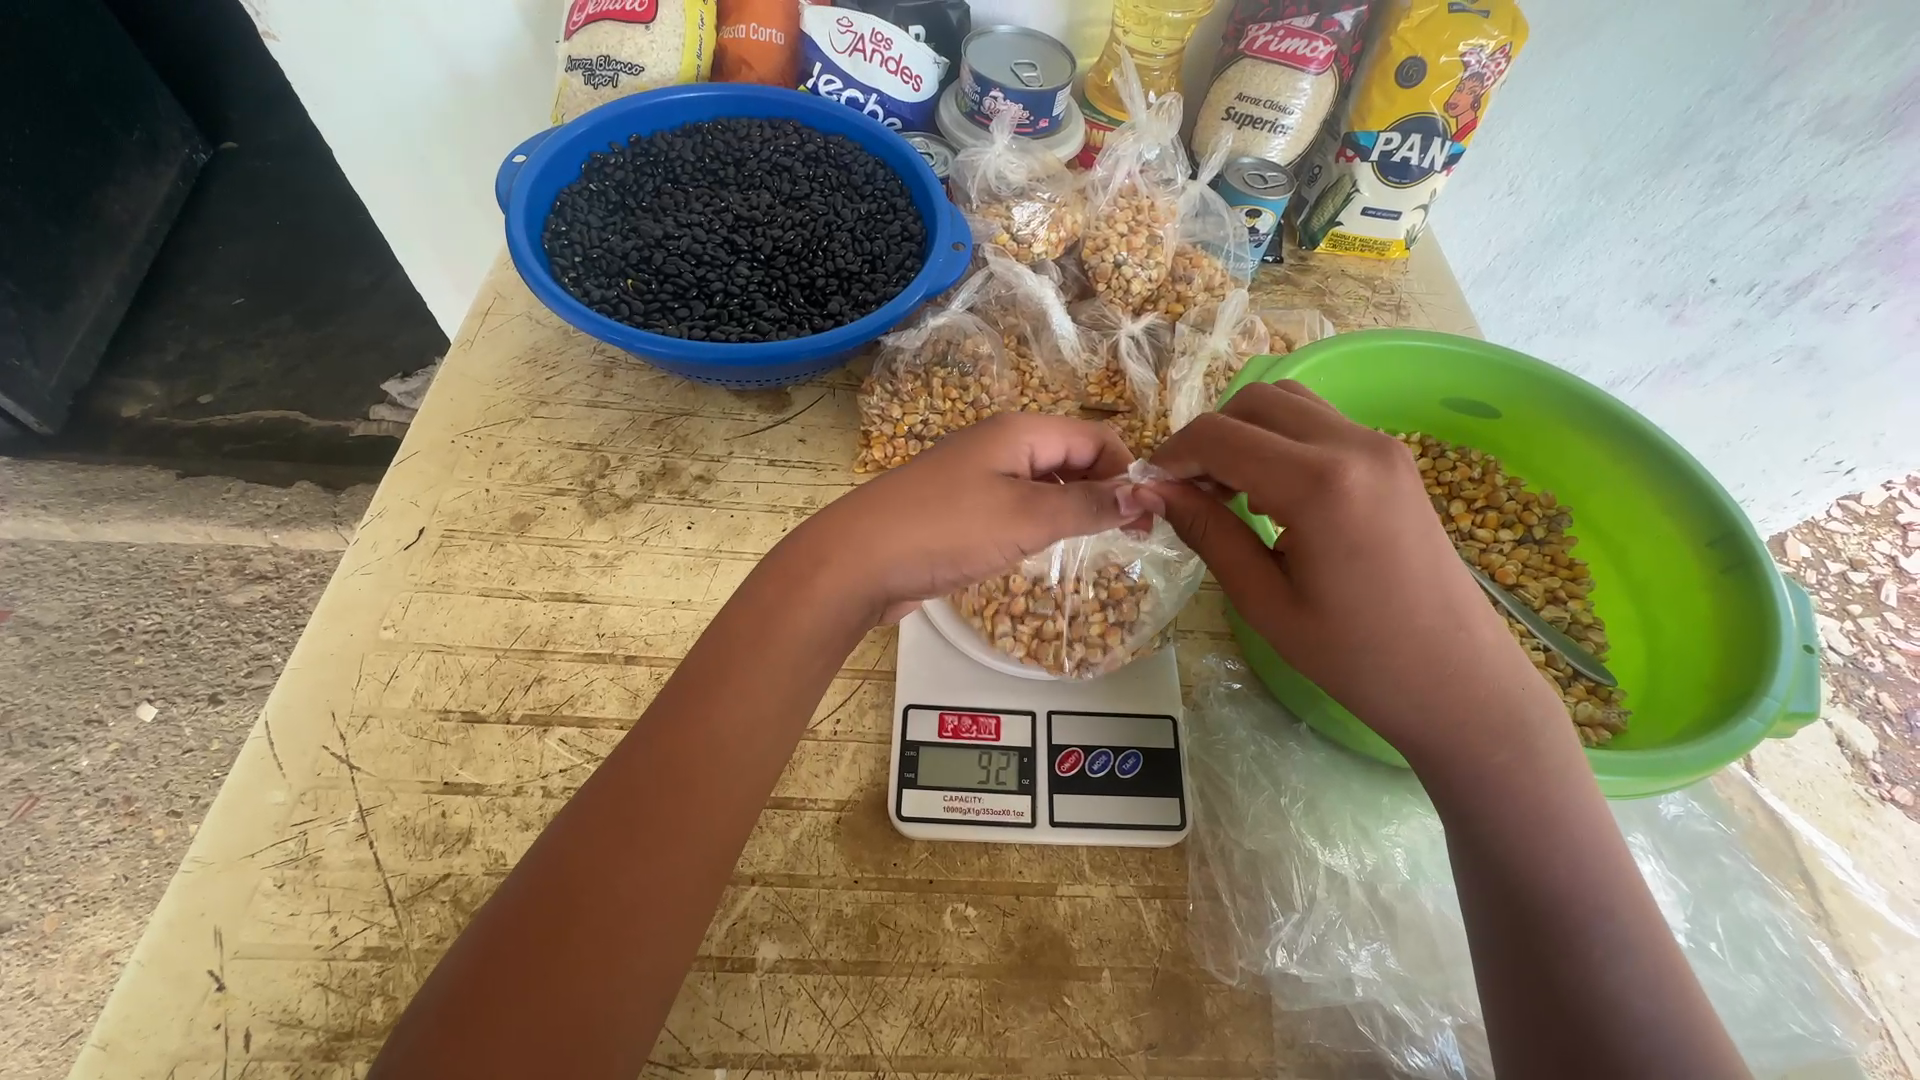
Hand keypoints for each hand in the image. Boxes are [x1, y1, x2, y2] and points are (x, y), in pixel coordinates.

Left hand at [793, 413, 1147, 624]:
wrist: (857, 561)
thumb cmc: (946, 531)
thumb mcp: (1027, 517)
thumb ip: (1088, 505)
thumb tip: (1142, 493)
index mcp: (1020, 433)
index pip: (1095, 438)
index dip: (1127, 472)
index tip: (1147, 521)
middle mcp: (999, 446)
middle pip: (1070, 459)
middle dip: (1103, 492)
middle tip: (1128, 540)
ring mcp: (975, 478)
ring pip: (1042, 486)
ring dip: (1071, 510)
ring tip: (1093, 548)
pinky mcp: (958, 512)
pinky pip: (1013, 509)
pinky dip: (1036, 525)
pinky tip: (1040, 552)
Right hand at [1144, 381, 1568, 766]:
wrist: (1456, 679)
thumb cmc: (1354, 657)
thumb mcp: (1263, 601)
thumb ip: (1207, 532)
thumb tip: (1154, 492)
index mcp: (1319, 484)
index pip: (1219, 436)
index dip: (1171, 456)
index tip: (1148, 492)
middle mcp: (1354, 445)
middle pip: (1253, 402)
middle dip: (1206, 438)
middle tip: (1186, 492)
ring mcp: (1381, 446)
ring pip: (1287, 402)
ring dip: (1243, 433)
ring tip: (1224, 491)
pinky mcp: (1393, 459)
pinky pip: (1318, 424)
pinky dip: (1278, 440)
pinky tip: (1268, 494)